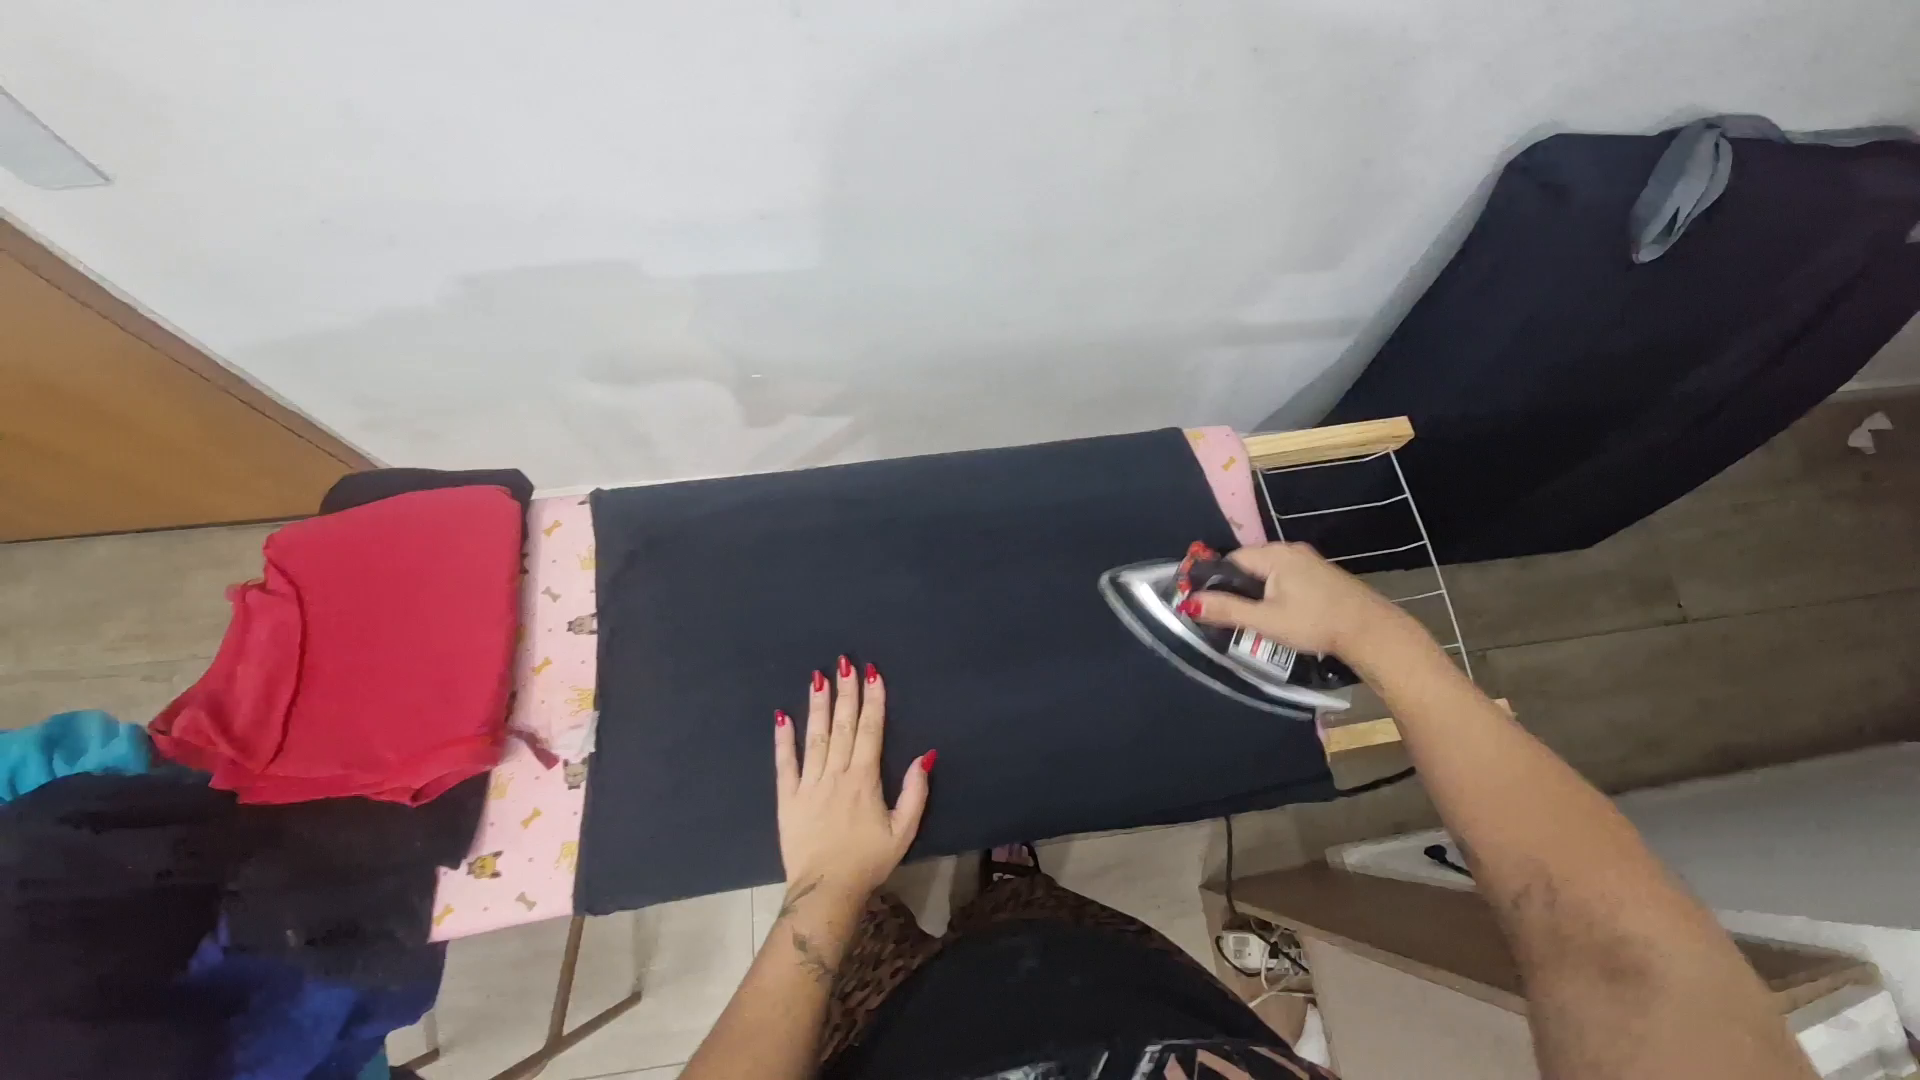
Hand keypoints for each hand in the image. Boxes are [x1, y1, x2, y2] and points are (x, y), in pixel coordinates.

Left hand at [773, 657, 932, 900]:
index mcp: (865, 780)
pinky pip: (785, 764)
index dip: (872, 701)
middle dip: (845, 692)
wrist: (826, 892)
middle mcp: (836, 775)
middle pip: (842, 726)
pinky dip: (783, 740)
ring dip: (817, 706)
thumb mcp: (903, 832)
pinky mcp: (787, 799)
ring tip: (818, 677)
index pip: (870, 731)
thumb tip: (924, 756)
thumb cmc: (869, 862)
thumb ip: (915, 793)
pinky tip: (782, 716)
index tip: (872, 673)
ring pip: (815, 737)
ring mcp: (809, 785)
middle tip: (844, 662)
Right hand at [1182, 541, 1407, 657]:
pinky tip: (1279, 614)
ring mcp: (1309, 561)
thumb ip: (1227, 610)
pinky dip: (1276, 592)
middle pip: (1249, 565)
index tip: (1209, 604)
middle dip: (1236, 588)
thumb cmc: (1315, 623)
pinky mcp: (1321, 575)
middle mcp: (1290, 550)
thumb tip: (1189, 603)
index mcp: (1274, 554)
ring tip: (1252, 618)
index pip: (1230, 560)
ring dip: (1257, 592)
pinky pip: (1286, 578)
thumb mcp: (1265, 621)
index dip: (1216, 580)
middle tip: (1229, 616)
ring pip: (1268, 572)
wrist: (1371, 632)